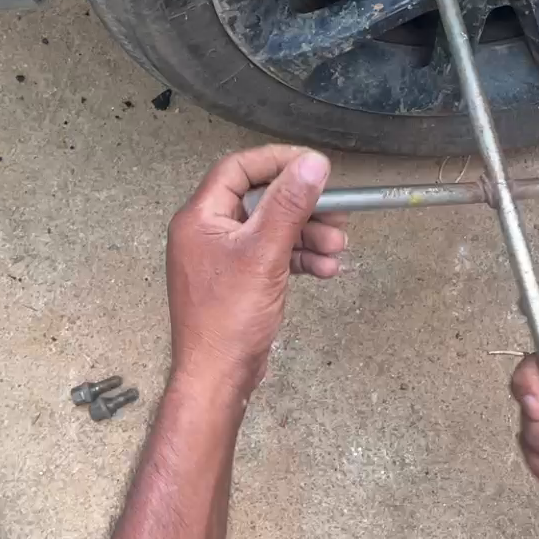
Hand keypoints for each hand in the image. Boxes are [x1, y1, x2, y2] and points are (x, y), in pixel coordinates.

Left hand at [166, 145, 348, 395]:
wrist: (219, 377)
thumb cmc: (227, 320)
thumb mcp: (265, 253)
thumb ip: (290, 205)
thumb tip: (312, 164)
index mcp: (200, 218)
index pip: (239, 170)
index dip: (277, 161)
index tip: (312, 165)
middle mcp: (208, 233)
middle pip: (262, 200)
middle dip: (303, 206)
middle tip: (336, 210)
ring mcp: (224, 258)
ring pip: (273, 230)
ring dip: (308, 234)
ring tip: (338, 245)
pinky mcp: (240, 280)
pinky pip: (274, 255)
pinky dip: (300, 258)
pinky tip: (325, 267)